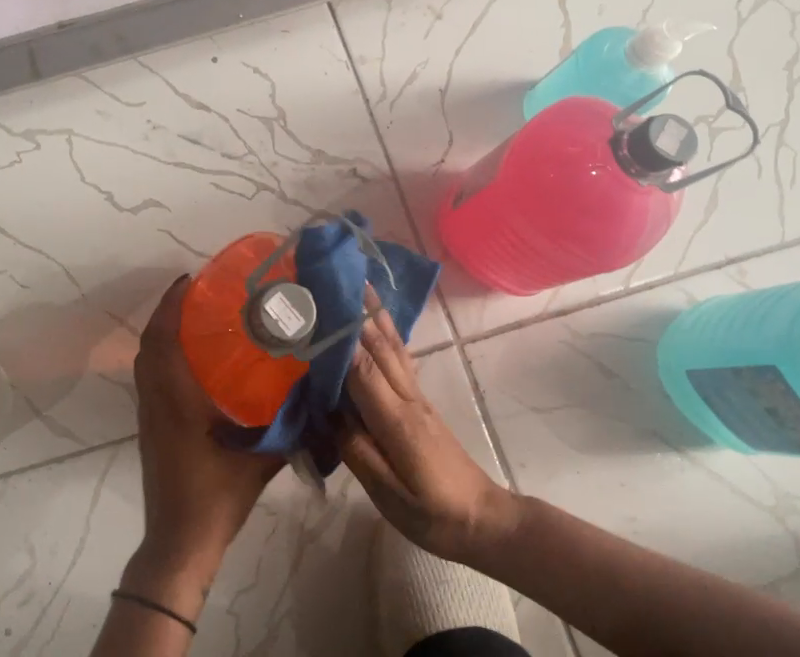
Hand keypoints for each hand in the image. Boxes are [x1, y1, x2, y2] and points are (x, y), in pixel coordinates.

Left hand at [127, 275, 283, 613]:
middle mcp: (156, 400)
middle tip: (200, 295)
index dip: (172, 305)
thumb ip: (290, 427)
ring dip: (165, 334)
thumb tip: (320, 395)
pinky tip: (194, 362)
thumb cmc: (216, 497)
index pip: (163, 339)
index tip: (191, 280)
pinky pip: (150, 378)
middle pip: (150, 344)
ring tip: (198, 320)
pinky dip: (164, 356)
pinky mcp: (149, 428)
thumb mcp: (261, 461)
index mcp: (176, 400)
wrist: (180, 542)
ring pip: (147, 361)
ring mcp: (148, 415)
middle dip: (169, 313)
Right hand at [335, 304, 519, 567]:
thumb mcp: (388, 494)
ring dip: (374, 314)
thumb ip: (357, 450)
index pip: (361, 369)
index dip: (338, 338)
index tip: (316, 308)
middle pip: (378, 346)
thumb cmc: (432, 513)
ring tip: (358, 282)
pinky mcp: (420, 403)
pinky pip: (399, 358)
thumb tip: (329, 413)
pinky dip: (387, 333)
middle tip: (331, 279)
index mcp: (395, 420)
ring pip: (393, 346)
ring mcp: (416, 398)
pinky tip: (379, 321)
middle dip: (355, 312)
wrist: (483, 521)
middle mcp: (407, 399)